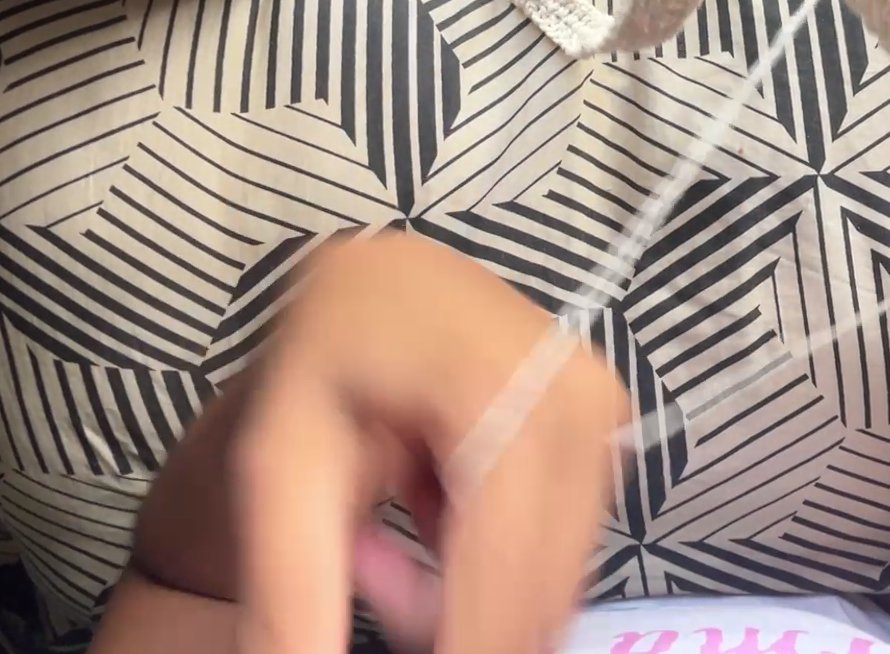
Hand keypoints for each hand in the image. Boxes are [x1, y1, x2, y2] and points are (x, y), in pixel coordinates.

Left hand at [234, 234, 625, 653]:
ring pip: (558, 574)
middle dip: (460, 620)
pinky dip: (509, 555)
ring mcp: (599, 401)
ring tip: (408, 534)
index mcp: (501, 391)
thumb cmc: (332, 345)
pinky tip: (450, 510)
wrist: (389, 274)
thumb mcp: (285, 459)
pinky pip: (569, 536)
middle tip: (379, 578)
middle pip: (541, 588)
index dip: (462, 649)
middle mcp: (573, 394)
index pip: (506, 582)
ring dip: (482, 591)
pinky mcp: (604, 414)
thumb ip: (293, 592)